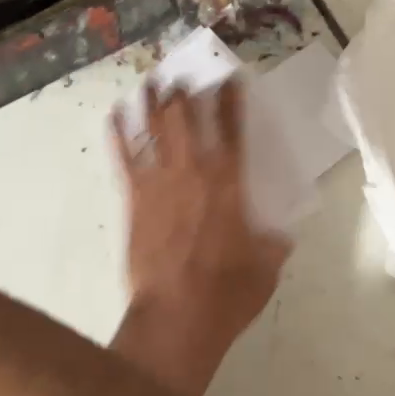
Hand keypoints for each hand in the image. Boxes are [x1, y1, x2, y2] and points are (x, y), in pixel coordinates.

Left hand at [108, 78, 290, 395]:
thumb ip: (273, 244)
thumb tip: (280, 236)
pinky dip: (119, 133)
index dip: (231, 97)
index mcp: (229, 180)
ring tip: (151, 82)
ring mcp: (158, 181)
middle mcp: (192, 170)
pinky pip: (124, 157)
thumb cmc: (227, 293)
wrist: (176, 316)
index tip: (230, 79)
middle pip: (185, 116)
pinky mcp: (133, 198)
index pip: (231, 126)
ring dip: (151, 102)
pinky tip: (115, 114)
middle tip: (183, 80)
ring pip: (153, 128)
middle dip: (184, 92)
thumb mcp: (266, 268)